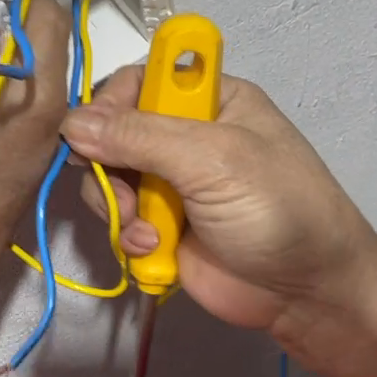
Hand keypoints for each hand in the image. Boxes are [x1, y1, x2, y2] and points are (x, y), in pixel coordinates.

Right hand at [61, 66, 376, 332]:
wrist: (306, 294)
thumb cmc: (276, 210)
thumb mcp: (213, 160)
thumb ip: (140, 137)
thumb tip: (70, 124)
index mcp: (208, 100)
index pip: (138, 82)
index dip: (109, 106)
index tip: (93, 135)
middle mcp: (184, 136)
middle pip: (111, 132)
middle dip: (108, 165)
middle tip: (124, 195)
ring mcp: (169, 184)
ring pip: (108, 178)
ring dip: (116, 206)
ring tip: (144, 232)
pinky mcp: (160, 226)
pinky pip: (118, 219)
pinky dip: (126, 235)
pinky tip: (150, 250)